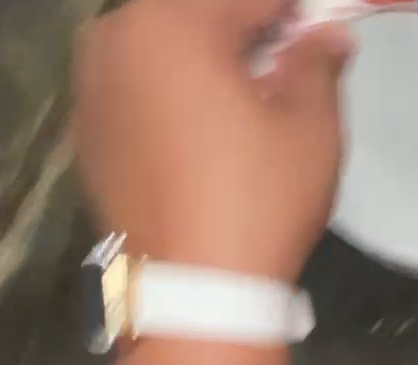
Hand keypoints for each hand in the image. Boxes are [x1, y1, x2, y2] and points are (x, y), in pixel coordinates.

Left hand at [75, 0, 353, 281]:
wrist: (197, 285)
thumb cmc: (263, 201)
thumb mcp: (312, 135)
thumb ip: (318, 69)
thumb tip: (330, 35)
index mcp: (173, 25)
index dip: (295, 19)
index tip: (319, 49)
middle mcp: (115, 35)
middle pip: (195, 18)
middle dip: (243, 42)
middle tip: (280, 91)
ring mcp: (90, 84)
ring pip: (160, 53)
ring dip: (203, 71)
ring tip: (239, 127)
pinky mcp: (87, 131)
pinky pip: (136, 93)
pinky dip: (170, 104)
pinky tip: (202, 154)